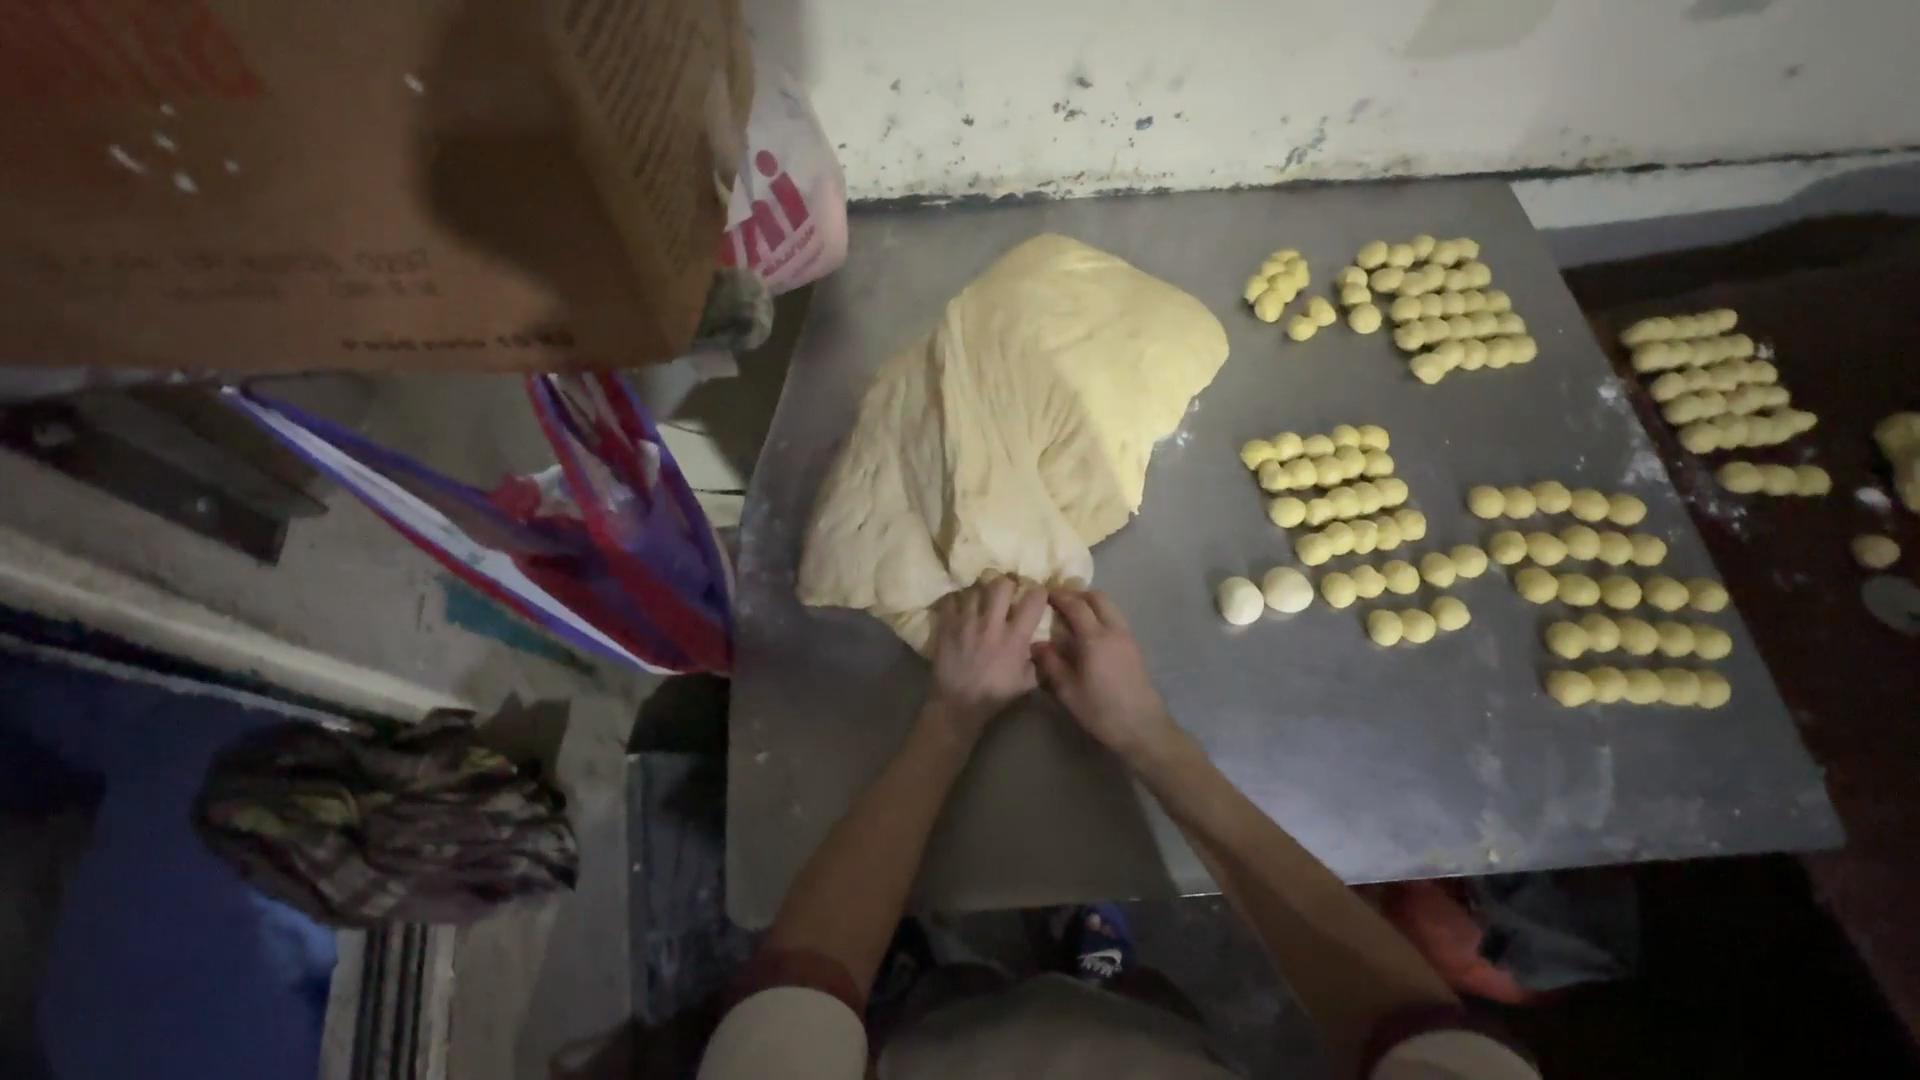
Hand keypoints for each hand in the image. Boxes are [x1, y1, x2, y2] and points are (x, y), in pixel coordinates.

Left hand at [926, 576, 1048, 738]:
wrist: (958, 704)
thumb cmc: (995, 695)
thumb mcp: (1027, 682)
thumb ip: (1040, 660)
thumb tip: (1046, 642)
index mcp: (1015, 637)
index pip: (1033, 599)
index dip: (1038, 592)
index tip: (1037, 595)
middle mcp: (992, 624)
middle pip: (1001, 584)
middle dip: (1007, 584)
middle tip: (1007, 593)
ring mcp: (966, 622)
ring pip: (975, 589)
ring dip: (981, 592)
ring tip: (982, 599)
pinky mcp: (947, 625)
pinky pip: (951, 600)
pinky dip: (957, 600)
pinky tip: (961, 607)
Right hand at [1032, 589, 1182, 762]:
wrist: (1143, 728)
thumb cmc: (1102, 711)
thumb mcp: (1068, 691)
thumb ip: (1051, 664)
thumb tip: (1036, 645)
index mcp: (1095, 639)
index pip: (1075, 605)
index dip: (1058, 596)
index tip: (1043, 594)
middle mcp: (1114, 630)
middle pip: (1097, 597)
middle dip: (1076, 594)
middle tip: (1058, 601)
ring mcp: (1128, 637)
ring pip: (1109, 606)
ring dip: (1090, 603)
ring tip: (1072, 615)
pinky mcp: (1134, 647)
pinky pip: (1115, 618)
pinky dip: (1100, 614)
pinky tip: (1088, 632)